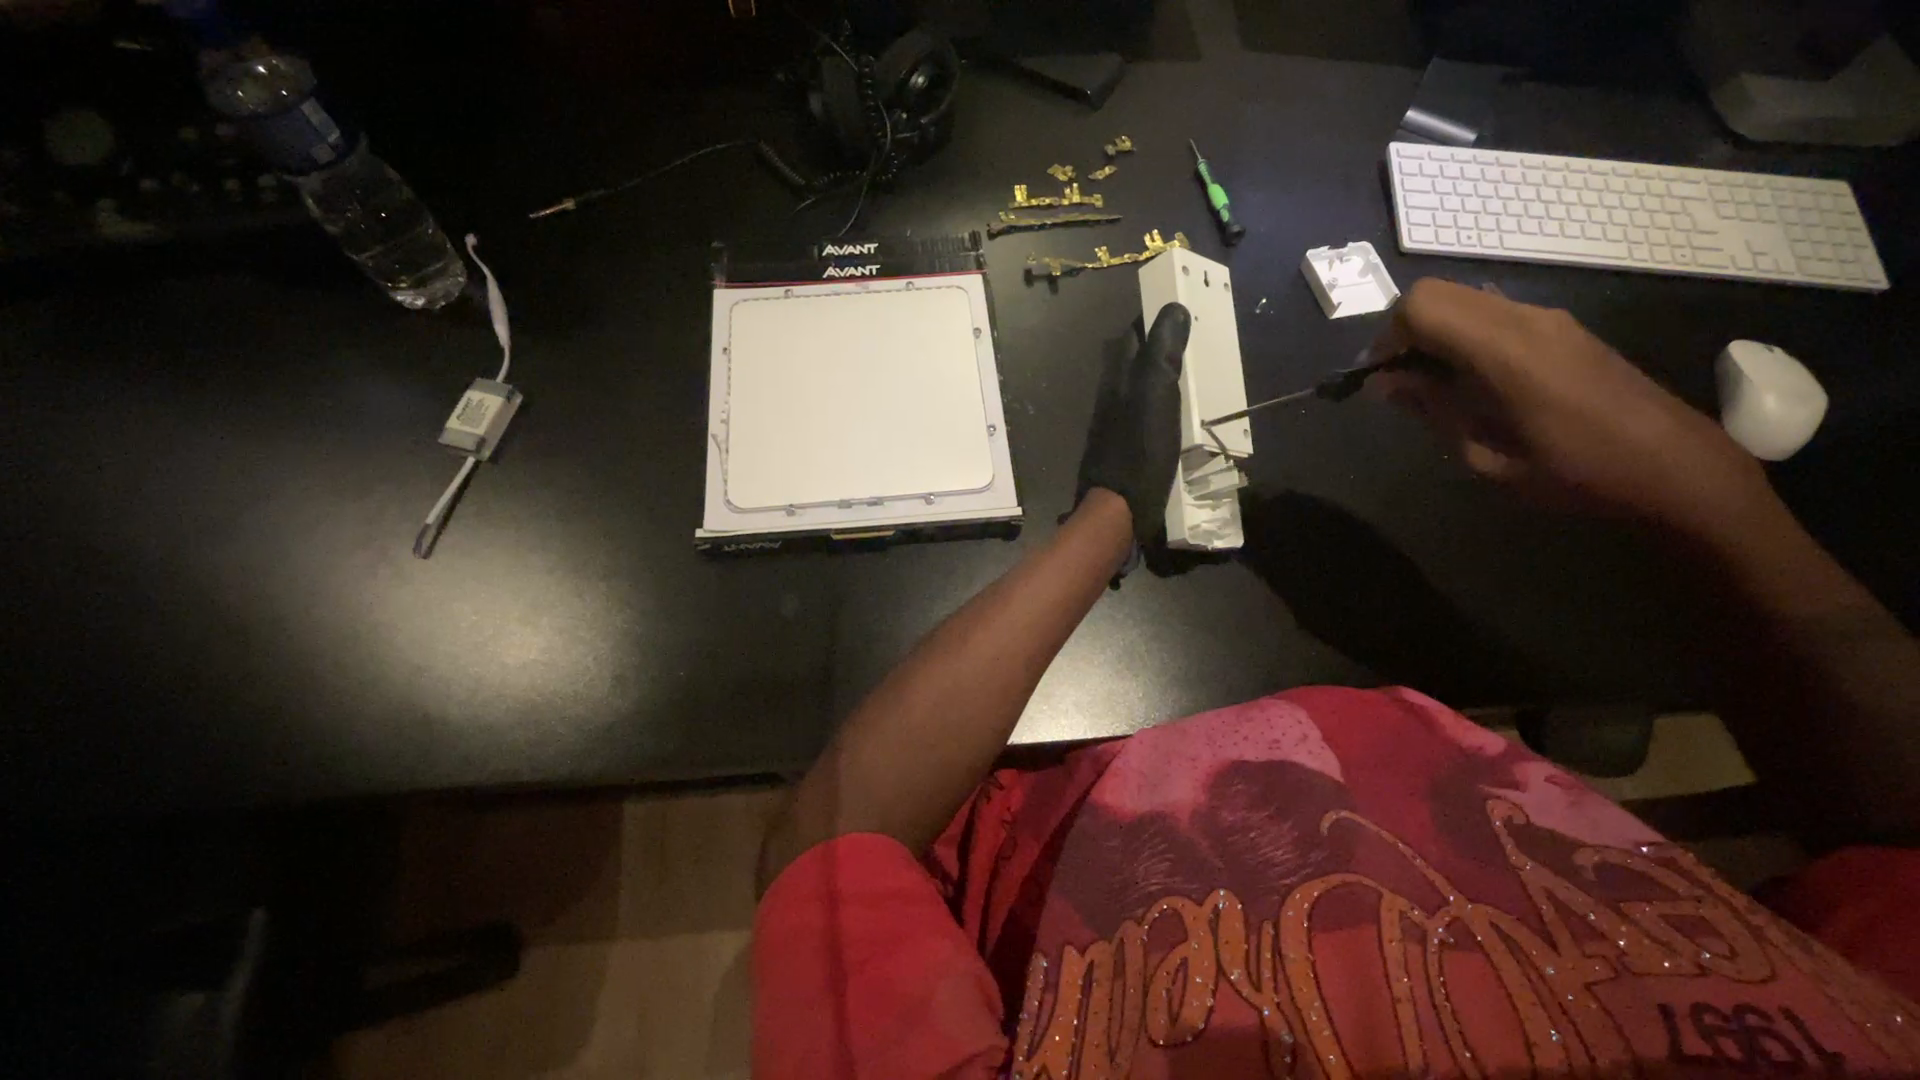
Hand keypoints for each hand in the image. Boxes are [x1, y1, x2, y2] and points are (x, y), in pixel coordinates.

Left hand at [1077, 302, 1188, 544]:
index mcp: (1116, 379)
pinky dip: (1160, 412)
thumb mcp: (1156, 394)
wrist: (1118, 508)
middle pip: (1132, 365)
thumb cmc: (1139, 448)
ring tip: (1192, 382)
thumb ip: (1161, 352)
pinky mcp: (1123, 450)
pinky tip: (1179, 421)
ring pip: (1136, 392)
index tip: (1182, 315)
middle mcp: (1110, 398)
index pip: (1131, 337)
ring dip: (1159, 383)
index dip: (1152, 323)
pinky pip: (1143, 420)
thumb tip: (1173, 309)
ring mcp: (1114, 426)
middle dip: (1157, 352)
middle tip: (1192, 350)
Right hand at [1372, 279, 1773, 540]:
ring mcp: (1550, 319)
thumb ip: (1433, 410)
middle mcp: (1526, 319)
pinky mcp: (1564, 329)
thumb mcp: (1487, 457)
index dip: (1386, 337)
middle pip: (1438, 293)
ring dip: (1435, 332)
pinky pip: (1494, 313)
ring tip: (1432, 385)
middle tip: (1398, 379)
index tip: (1379, 379)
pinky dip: (1464, 335)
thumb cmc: (1576, 475)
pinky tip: (1472, 382)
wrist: (1676, 469)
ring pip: (1466, 299)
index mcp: (1505, 350)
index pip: (1420, 307)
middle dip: (1404, 331)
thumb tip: (1385, 383)